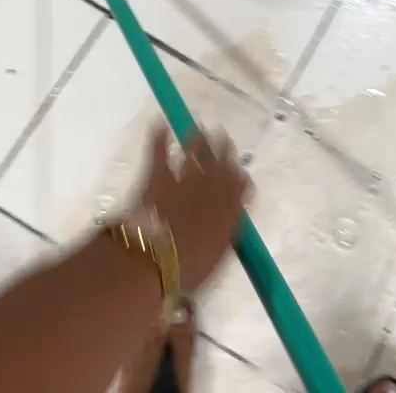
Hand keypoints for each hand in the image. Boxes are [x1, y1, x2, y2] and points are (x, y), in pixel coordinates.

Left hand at [138, 125, 251, 290]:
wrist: (155, 260)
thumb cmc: (186, 271)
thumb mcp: (215, 259)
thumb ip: (226, 235)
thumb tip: (234, 223)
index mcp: (227, 211)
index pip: (239, 188)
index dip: (238, 177)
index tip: (239, 171)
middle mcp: (210, 189)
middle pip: (220, 164)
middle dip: (222, 149)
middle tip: (223, 135)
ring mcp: (184, 178)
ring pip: (195, 152)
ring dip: (198, 139)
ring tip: (199, 127)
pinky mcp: (157, 175)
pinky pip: (158, 150)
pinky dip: (158, 136)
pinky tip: (160, 123)